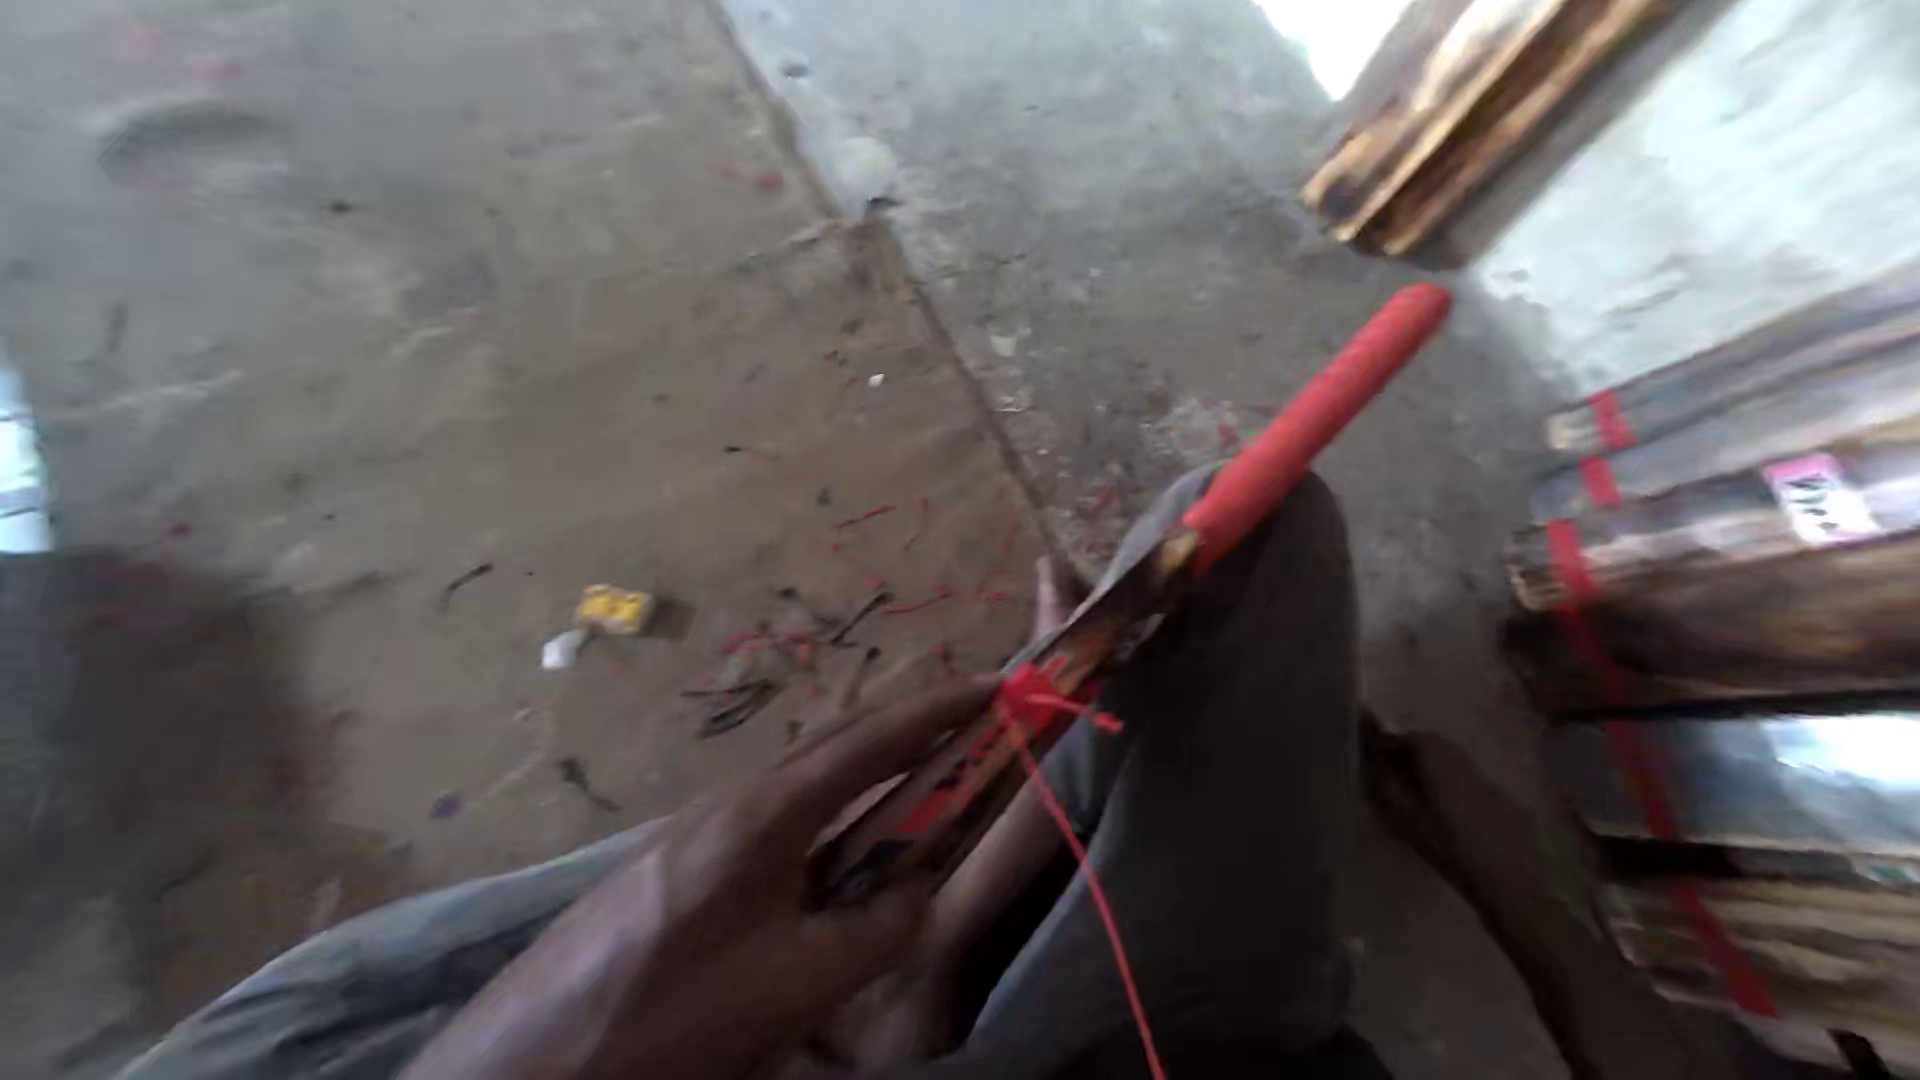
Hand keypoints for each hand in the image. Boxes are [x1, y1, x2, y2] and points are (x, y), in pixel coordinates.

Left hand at [400, 677, 999, 1079]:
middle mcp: (744, 794)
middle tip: (970, 716)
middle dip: (913, 719)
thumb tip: (918, 894)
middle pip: (844, 735)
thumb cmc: (663, 1016)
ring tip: (922, 772)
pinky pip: (789, 805)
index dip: (940, 707)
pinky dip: (838, 804)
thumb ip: (873, 935)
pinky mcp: (697, 847)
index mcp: (770, 810)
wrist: (522, 1062)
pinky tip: (845, 841)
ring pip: (814, 769)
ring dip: (874, 762)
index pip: (874, 739)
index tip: (992, 684)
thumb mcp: (788, 987)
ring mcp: (714, 816)